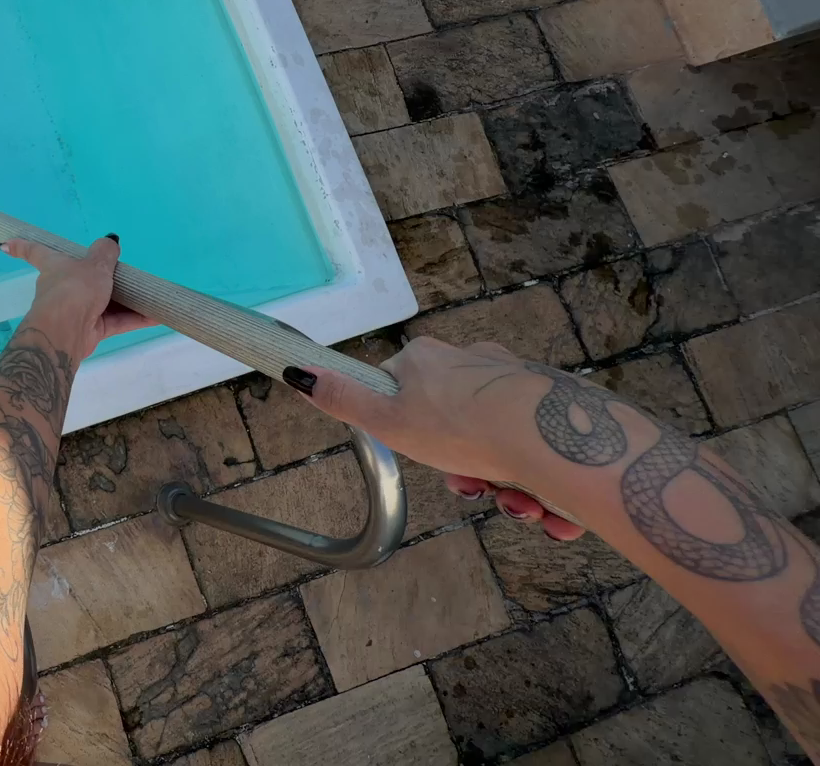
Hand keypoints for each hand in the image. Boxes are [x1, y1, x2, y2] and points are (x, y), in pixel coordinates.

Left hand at [0, 235, 155, 360]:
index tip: (4, 244)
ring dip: (123, 300)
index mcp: (53, 265)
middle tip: (124, 274)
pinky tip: (157, 316)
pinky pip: (115, 321)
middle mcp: (61, 287)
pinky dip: (134, 318)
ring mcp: (74, 310)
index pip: (34, 251)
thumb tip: (110, 241)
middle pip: (79, 279)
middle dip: (98, 278)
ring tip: (149, 295)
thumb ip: (105, 253)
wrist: (66, 330)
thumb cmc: (74, 289)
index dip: (21, 245)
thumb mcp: (94, 264)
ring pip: (100, 301)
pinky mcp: (89, 330)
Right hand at [290, 337, 586, 540]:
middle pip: (452, 420)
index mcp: (427, 358)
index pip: (401, 387)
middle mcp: (474, 360)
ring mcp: (524, 382)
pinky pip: (546, 451)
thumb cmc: (462, 428)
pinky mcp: (571, 408)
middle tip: (469, 490)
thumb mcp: (386, 421)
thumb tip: (296, 371)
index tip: (419, 453)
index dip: (405, 426)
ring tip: (517, 508)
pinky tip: (551, 511)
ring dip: (504, 485)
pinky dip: (546, 485)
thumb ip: (341, 398)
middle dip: (460, 465)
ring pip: (500, 441)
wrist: (565, 442)